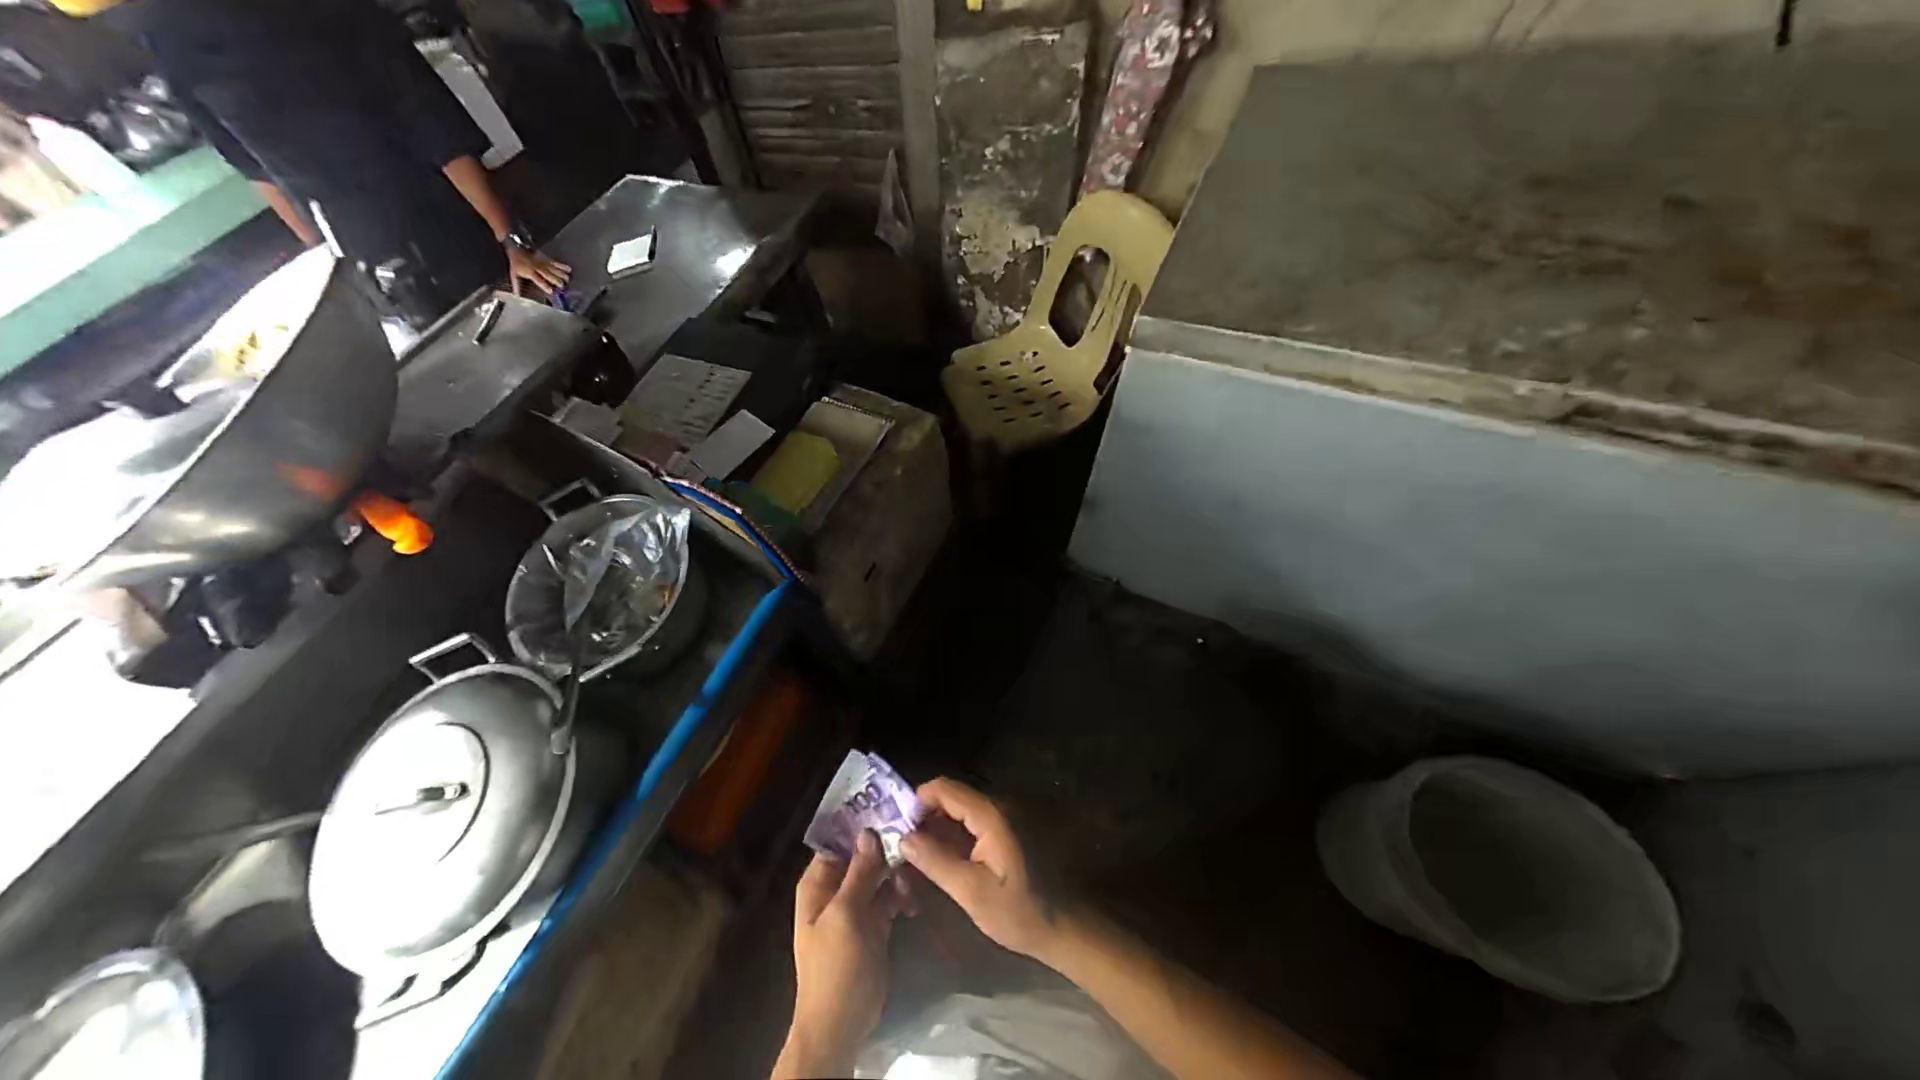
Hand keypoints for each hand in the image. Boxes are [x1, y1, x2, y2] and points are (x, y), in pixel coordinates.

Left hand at [506, 244, 570, 295]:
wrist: (517, 248)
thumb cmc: (516, 263)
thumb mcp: (514, 274)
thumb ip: (516, 285)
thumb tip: (516, 296)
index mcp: (530, 272)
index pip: (538, 280)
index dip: (544, 285)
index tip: (551, 291)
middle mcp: (538, 268)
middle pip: (549, 275)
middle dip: (556, 280)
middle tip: (563, 286)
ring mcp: (543, 263)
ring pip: (554, 269)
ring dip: (562, 274)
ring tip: (568, 280)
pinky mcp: (547, 259)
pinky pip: (556, 262)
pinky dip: (563, 266)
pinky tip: (569, 270)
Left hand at [777, 831, 906, 1077]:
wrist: (840, 1023)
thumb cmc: (835, 967)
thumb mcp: (846, 915)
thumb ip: (859, 873)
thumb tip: (869, 831)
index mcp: (818, 882)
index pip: (838, 840)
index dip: (861, 823)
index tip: (891, 806)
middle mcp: (836, 888)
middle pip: (863, 855)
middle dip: (887, 847)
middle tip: (915, 840)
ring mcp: (857, 906)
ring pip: (880, 874)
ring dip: (899, 873)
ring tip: (917, 878)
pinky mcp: (875, 923)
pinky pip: (891, 897)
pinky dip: (903, 895)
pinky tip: (916, 900)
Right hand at [901, 778, 1057, 960]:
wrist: (1067, 928)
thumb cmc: (1020, 911)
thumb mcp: (971, 891)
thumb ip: (935, 860)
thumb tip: (903, 837)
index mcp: (992, 814)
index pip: (945, 788)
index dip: (917, 801)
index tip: (899, 826)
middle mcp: (1001, 806)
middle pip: (954, 797)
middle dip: (926, 816)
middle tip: (904, 845)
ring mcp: (1009, 817)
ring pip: (964, 810)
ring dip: (941, 827)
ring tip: (919, 855)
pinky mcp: (1013, 831)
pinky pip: (977, 823)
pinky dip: (958, 835)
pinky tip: (945, 860)